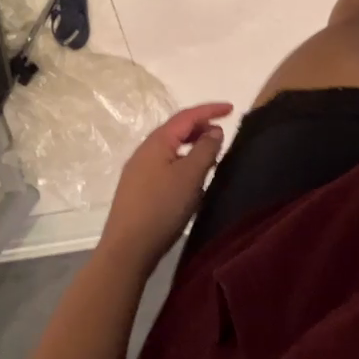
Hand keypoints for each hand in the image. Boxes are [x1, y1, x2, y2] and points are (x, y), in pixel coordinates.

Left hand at [99, 103, 231, 264]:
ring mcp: (138, 171)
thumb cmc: (162, 207)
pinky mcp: (137, 190)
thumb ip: (206, 148)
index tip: (232, 108)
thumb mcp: (191, 175)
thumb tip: (214, 130)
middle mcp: (144, 152)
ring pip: (170, 148)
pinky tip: (191, 178)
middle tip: (222, 132)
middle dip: (200, 126)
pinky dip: (182, 161)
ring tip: (211, 155)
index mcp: (157, 143)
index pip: (187, 116)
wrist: (127, 249)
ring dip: (192, 146)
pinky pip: (165, 164)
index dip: (210, 110)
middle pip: (176, 130)